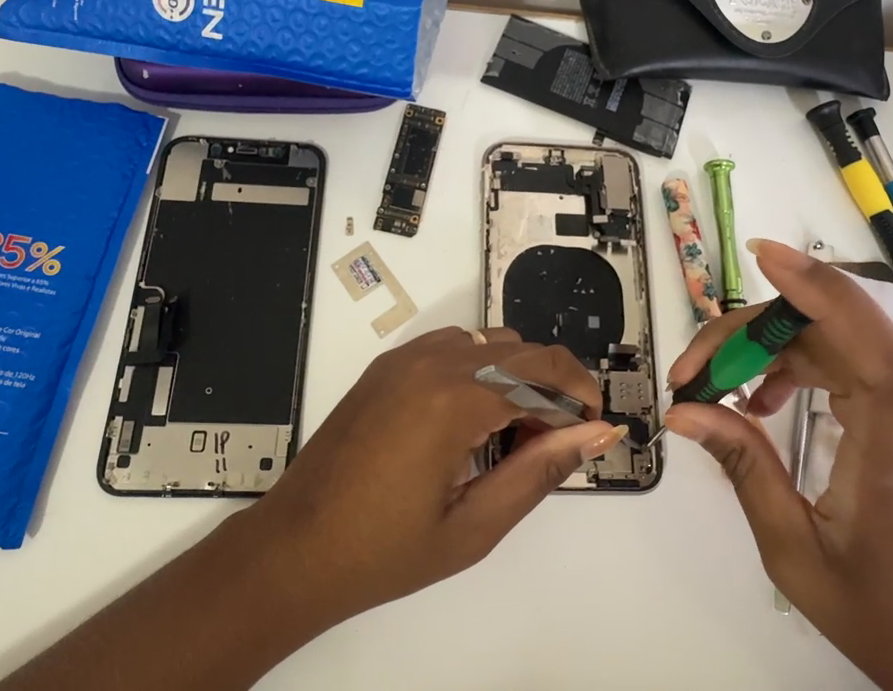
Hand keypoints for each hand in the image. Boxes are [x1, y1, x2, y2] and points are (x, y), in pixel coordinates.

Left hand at [248, 325, 624, 621]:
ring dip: (515, 377)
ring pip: (487, 343)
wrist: (294, 548)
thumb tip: (598, 432)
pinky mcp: (384, 367)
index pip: (545, 371)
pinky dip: (478, 370)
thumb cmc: (385, 550)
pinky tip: (467, 424)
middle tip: (548, 447)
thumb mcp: (475, 525)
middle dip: (552, 389)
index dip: (581, 395)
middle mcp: (430, 362)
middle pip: (520, 350)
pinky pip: (451, 348)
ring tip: (507, 439)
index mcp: (454, 399)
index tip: (590, 432)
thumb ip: (541, 470)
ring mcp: (402, 359)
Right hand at [665, 239, 892, 690]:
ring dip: (773, 352)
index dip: (824, 292)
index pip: (876, 349)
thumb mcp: (796, 552)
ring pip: (841, 349)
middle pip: (837, 337)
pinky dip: (801, 373)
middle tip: (692, 369)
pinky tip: (762, 405)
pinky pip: (852, 375)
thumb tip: (686, 412)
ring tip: (716, 387)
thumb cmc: (891, 619)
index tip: (765, 256)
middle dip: (754, 334)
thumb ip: (744, 470)